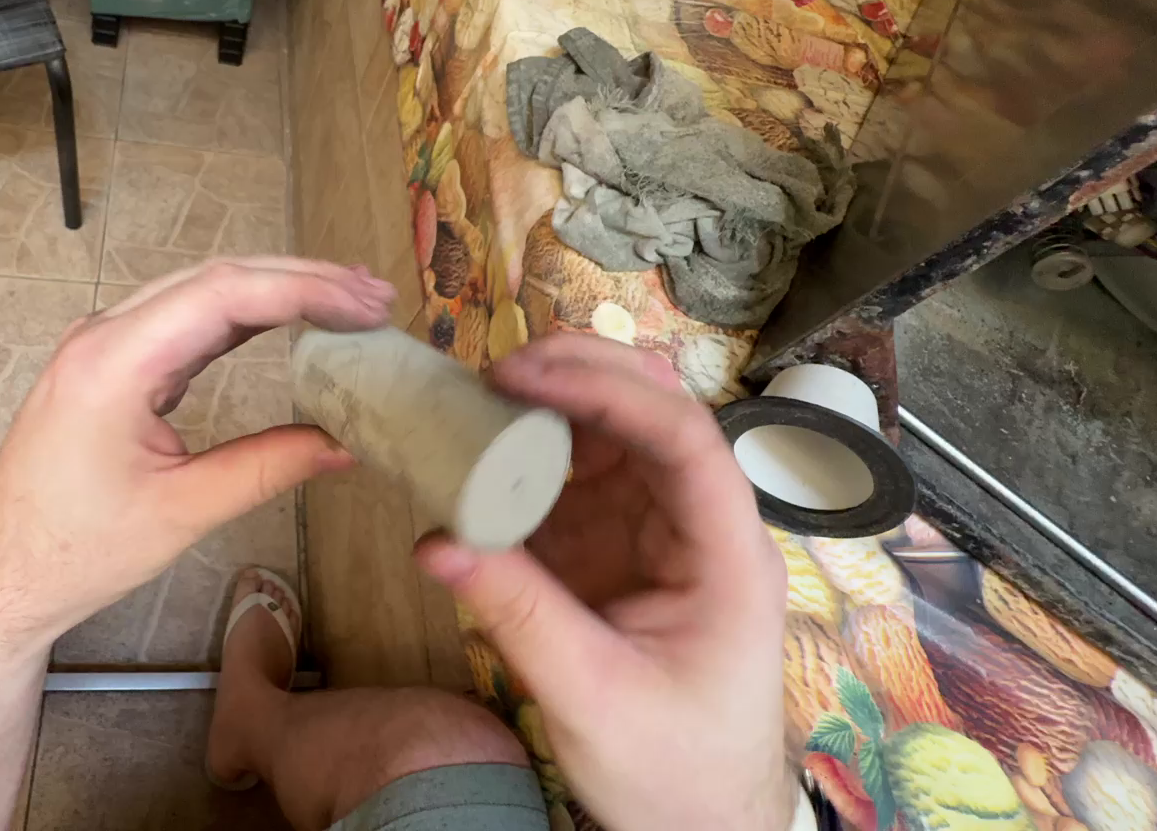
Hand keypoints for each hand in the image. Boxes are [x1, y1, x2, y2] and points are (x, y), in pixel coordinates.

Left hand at [0, 257, 394, 643]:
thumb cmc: (77, 551)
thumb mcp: (183, 511)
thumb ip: (270, 466)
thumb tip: (348, 444)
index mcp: (115, 359)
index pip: (224, 293)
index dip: (304, 290)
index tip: (364, 303)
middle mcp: (108, 333)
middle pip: (217, 278)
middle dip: (300, 280)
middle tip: (372, 295)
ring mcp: (108, 343)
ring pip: (204, 292)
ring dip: (276, 291)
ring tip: (346, 299)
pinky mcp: (116, 362)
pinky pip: (188, 321)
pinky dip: (245, 317)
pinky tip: (287, 320)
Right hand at [416, 334, 791, 830]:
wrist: (697, 822)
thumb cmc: (672, 771)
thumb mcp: (592, 701)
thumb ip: (516, 616)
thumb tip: (431, 541)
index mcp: (725, 555)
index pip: (683, 439)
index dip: (606, 392)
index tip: (520, 379)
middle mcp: (692, 518)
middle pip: (654, 406)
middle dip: (581, 370)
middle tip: (498, 371)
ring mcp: (650, 521)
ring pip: (613, 421)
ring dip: (553, 393)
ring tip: (484, 392)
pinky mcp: (608, 533)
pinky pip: (570, 465)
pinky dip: (526, 442)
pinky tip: (484, 440)